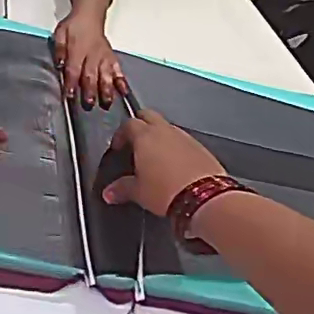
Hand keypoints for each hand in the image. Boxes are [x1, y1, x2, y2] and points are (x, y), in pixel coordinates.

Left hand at [53, 4, 126, 108]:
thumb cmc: (74, 26)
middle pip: (91, 75)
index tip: (70, 95)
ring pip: (106, 74)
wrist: (89, 15)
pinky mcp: (112, 57)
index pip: (73, 69)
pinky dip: (122, 81)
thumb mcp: (60, 34)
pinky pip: (118, 69)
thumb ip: (59, 49)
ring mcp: (104, 57)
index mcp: (77, 50)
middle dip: (90, 90)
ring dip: (106, 89)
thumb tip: (59, 64)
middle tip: (89, 104)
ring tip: (107, 103)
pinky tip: (124, 91)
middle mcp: (92, 55)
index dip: (71, 83)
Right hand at [103, 110, 228, 216]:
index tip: (118, 147)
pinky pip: (183, 140)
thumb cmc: (165, 191)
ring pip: (167, 127)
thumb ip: (122, 189)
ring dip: (159, 135)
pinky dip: (176, 146)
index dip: (121, 134)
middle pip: (148, 115)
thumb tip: (108, 193)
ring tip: (156, 156)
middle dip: (140, 124)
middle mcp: (164, 130)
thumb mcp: (139, 192)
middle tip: (135, 142)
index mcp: (144, 136)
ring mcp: (185, 136)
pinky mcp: (201, 147)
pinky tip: (175, 164)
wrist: (205, 198)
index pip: (128, 124)